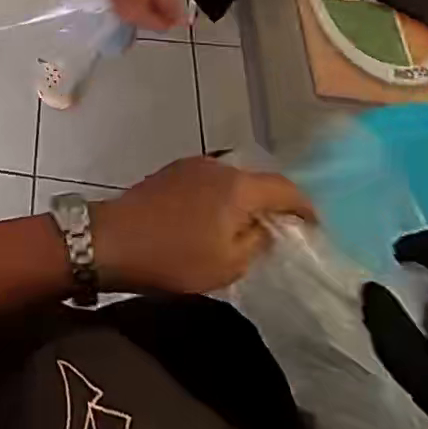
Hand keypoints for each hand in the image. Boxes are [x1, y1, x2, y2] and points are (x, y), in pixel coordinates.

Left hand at [93, 156, 315, 293]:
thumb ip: (257, 241)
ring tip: (249, 227)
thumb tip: (268, 226)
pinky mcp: (169, 172)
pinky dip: (220, 198)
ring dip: (243, 200)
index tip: (314, 226)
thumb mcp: (228, 263)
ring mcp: (189, 166)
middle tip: (283, 230)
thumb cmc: (174, 256)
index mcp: (236, 185)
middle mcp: (215, 166)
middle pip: (255, 180)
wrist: (113, 240)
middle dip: (272, 203)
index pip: (283, 187)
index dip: (304, 206)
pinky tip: (216, 219)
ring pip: (230, 180)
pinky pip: (207, 182)